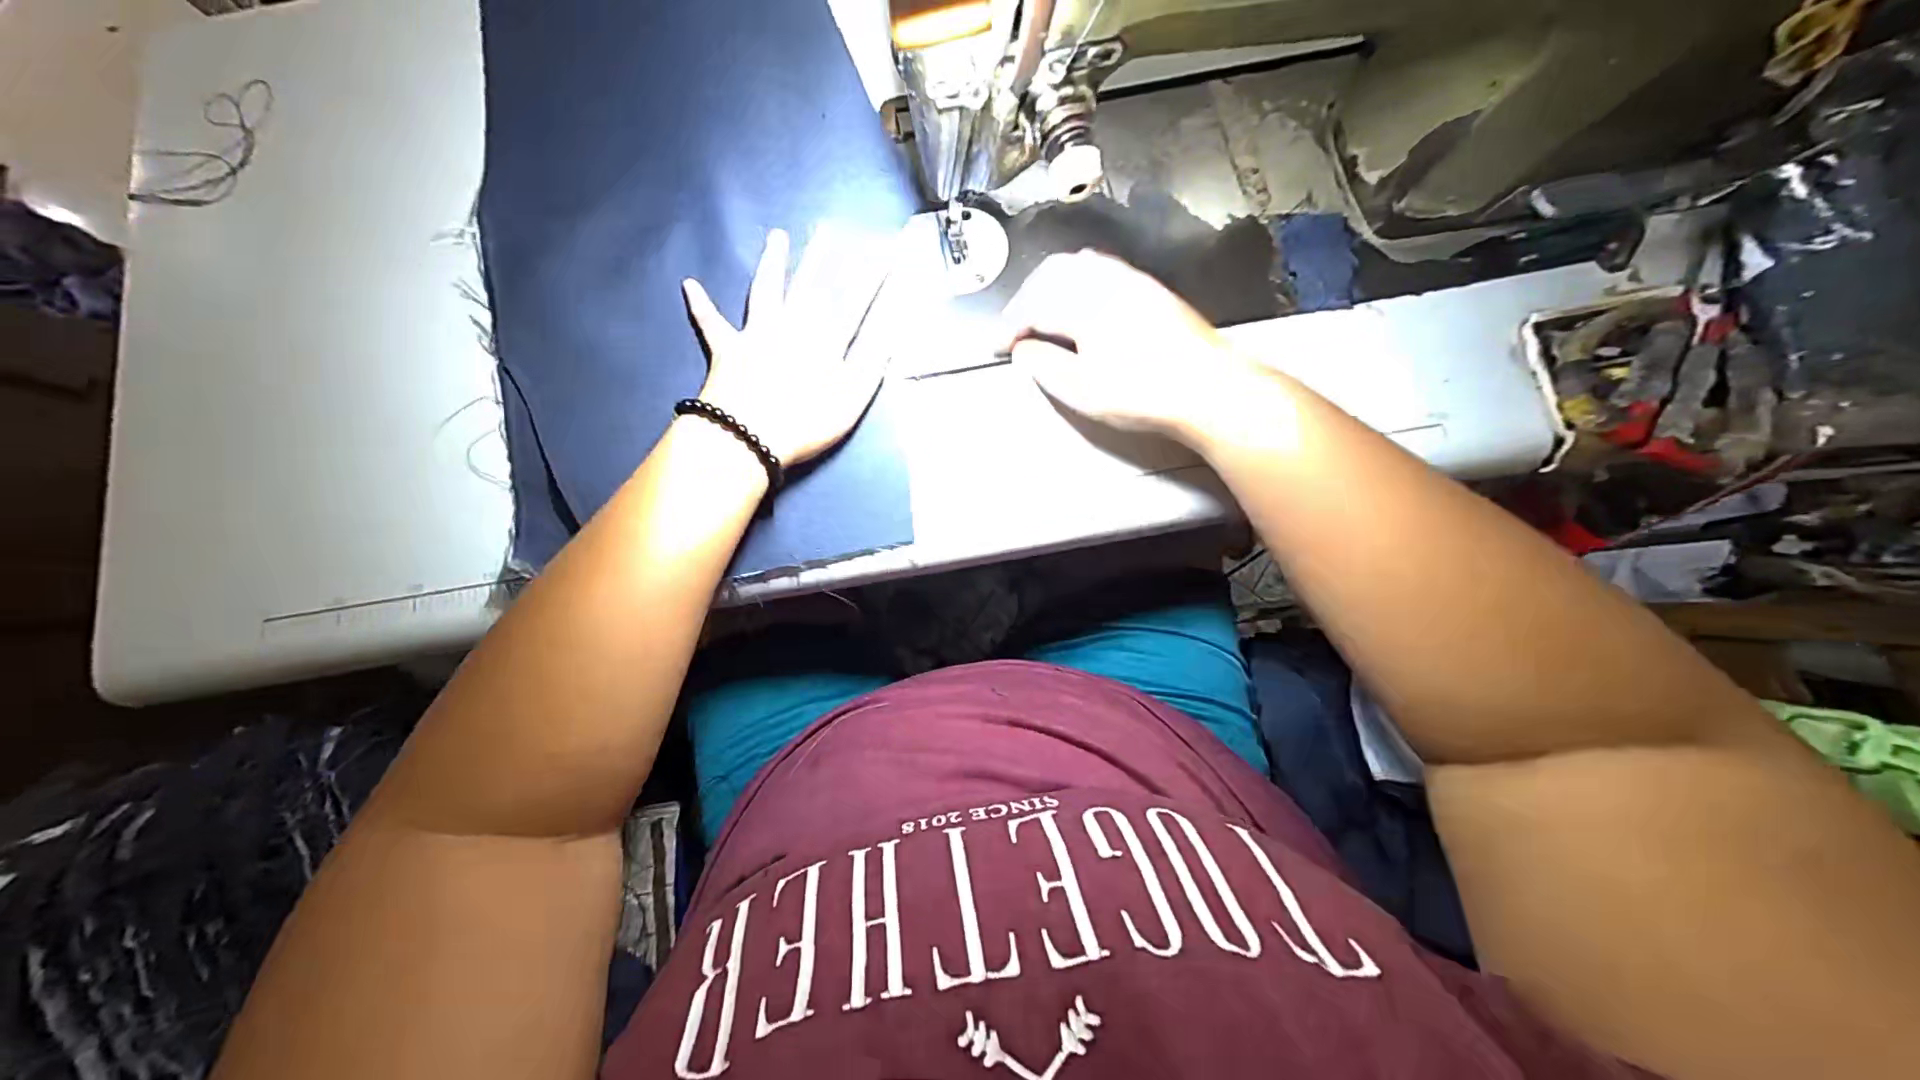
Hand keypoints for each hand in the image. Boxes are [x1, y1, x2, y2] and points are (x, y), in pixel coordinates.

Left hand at [682, 228, 887, 466]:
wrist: (750, 437)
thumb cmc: (807, 423)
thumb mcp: (853, 398)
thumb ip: (872, 363)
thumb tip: (890, 331)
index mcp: (825, 341)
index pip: (854, 303)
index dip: (871, 278)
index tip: (885, 252)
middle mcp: (791, 327)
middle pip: (809, 285)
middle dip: (822, 257)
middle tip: (827, 228)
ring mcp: (756, 334)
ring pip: (766, 290)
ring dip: (772, 263)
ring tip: (777, 237)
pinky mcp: (726, 349)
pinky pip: (711, 322)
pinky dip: (701, 305)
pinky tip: (689, 285)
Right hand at [1000, 250, 1275, 447]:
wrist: (1209, 388)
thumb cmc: (1142, 393)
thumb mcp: (1081, 390)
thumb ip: (1044, 365)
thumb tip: (1023, 349)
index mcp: (1084, 303)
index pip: (1033, 305)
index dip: (1010, 325)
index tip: (998, 346)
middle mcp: (1106, 280)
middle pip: (1053, 274)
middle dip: (1027, 297)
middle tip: (1015, 325)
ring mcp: (1132, 280)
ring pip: (1079, 266)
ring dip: (1051, 285)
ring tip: (1042, 312)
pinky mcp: (1150, 289)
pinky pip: (1103, 270)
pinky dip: (1078, 282)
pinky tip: (1080, 304)